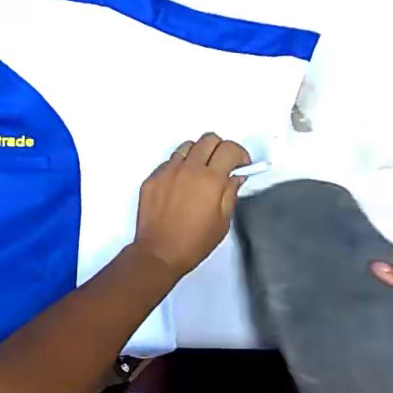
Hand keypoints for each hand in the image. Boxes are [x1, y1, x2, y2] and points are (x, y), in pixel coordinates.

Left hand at [131, 132, 249, 278]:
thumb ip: (230, 193)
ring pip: (187, 147)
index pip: (229, 149)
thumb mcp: (222, 221)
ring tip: (200, 172)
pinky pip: (168, 162)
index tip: (241, 165)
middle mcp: (188, 169)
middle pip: (208, 139)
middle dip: (220, 148)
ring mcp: (167, 172)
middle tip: (223, 164)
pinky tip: (181, 184)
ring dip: (198, 154)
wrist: (159, 253)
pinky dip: (179, 167)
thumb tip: (235, 177)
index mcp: (210, 180)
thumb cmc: (193, 243)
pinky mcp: (152, 179)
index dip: (240, 154)